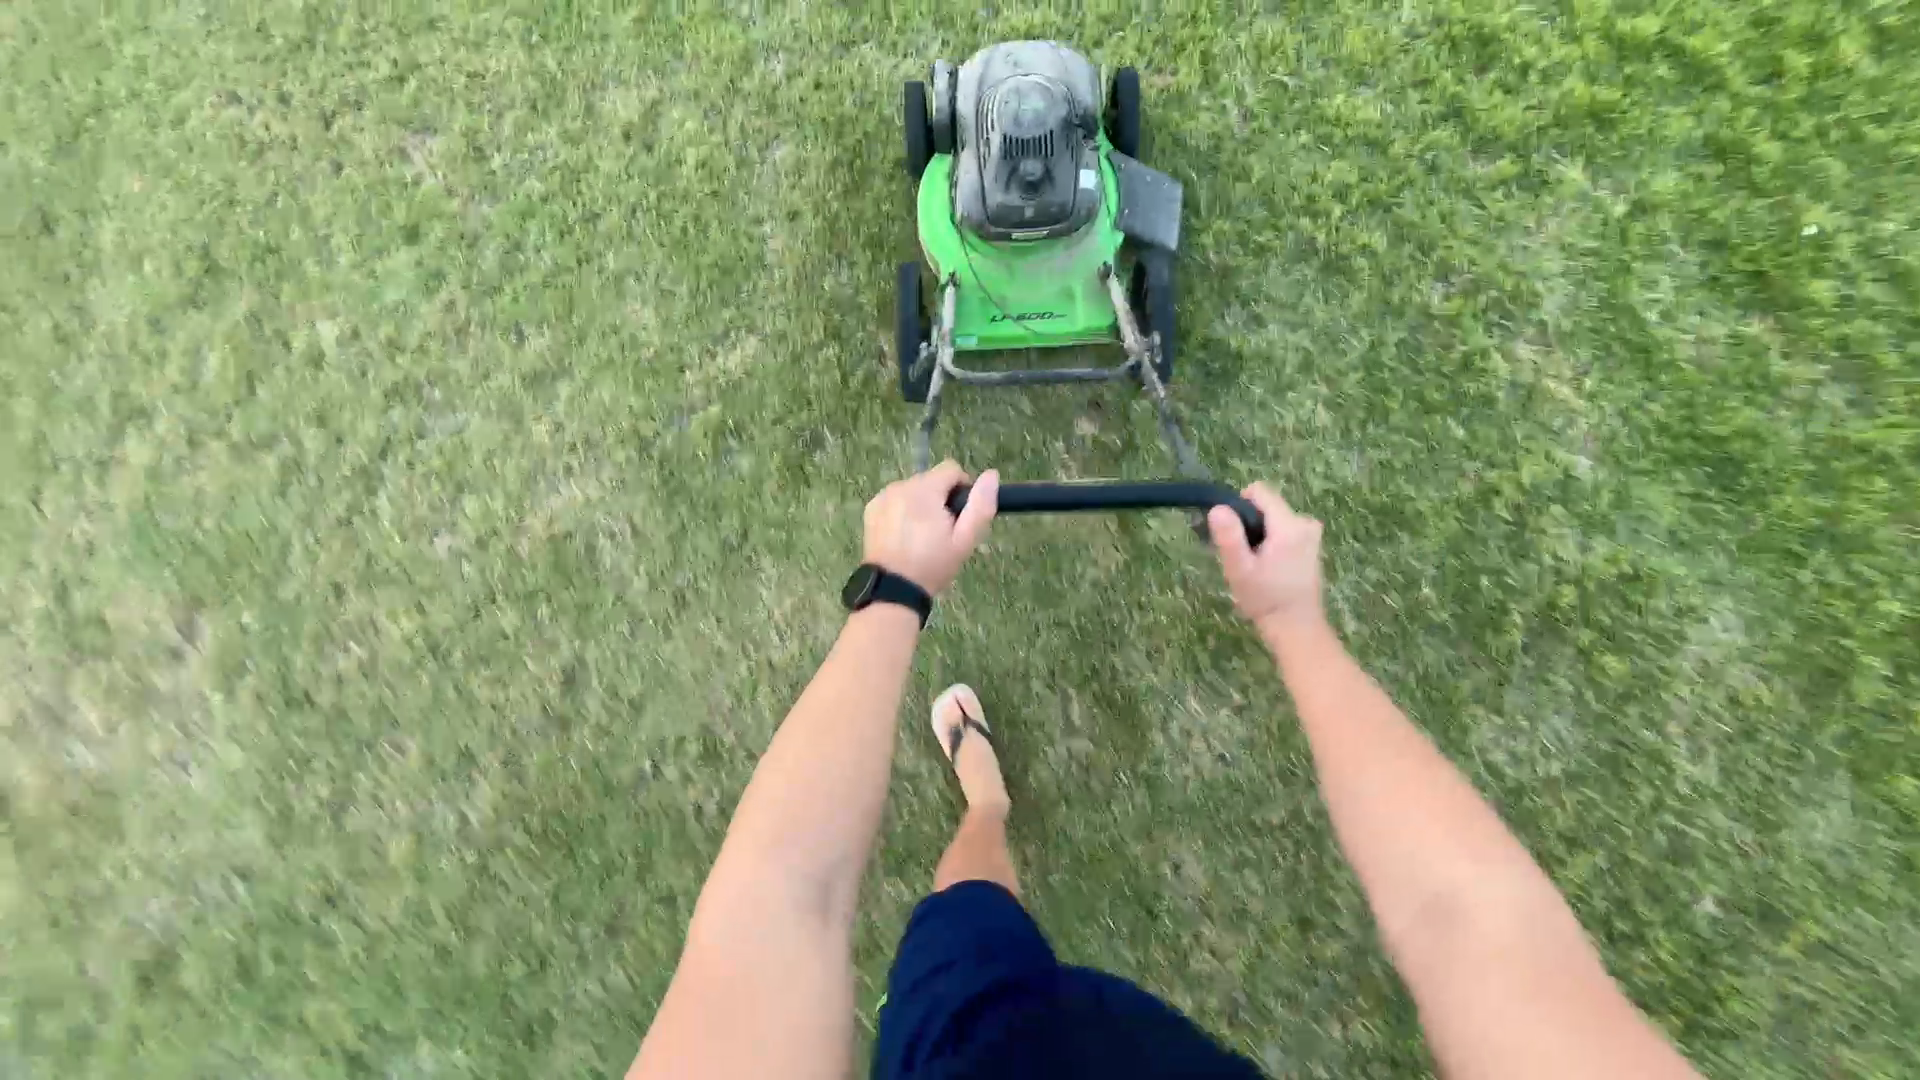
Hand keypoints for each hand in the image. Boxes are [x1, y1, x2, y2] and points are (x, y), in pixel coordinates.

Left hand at [862, 461, 998, 595]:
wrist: (893, 589)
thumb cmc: (932, 565)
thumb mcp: (964, 540)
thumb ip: (980, 505)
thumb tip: (992, 475)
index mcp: (924, 490)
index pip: (951, 469)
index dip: (962, 489)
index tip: (960, 516)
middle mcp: (900, 486)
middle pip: (931, 480)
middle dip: (940, 499)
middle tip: (942, 532)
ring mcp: (882, 497)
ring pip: (913, 490)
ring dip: (921, 504)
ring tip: (923, 536)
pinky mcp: (871, 510)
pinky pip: (895, 500)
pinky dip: (903, 511)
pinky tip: (904, 536)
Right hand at [1207, 482, 1325, 632]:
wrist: (1295, 626)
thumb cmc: (1264, 598)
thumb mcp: (1239, 569)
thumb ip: (1229, 536)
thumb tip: (1218, 507)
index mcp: (1289, 525)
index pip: (1258, 492)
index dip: (1239, 508)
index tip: (1233, 535)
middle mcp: (1306, 522)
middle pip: (1266, 506)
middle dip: (1249, 525)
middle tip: (1242, 556)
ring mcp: (1312, 534)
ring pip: (1273, 519)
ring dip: (1260, 536)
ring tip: (1255, 564)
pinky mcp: (1312, 545)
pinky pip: (1284, 530)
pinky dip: (1272, 543)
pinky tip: (1268, 568)